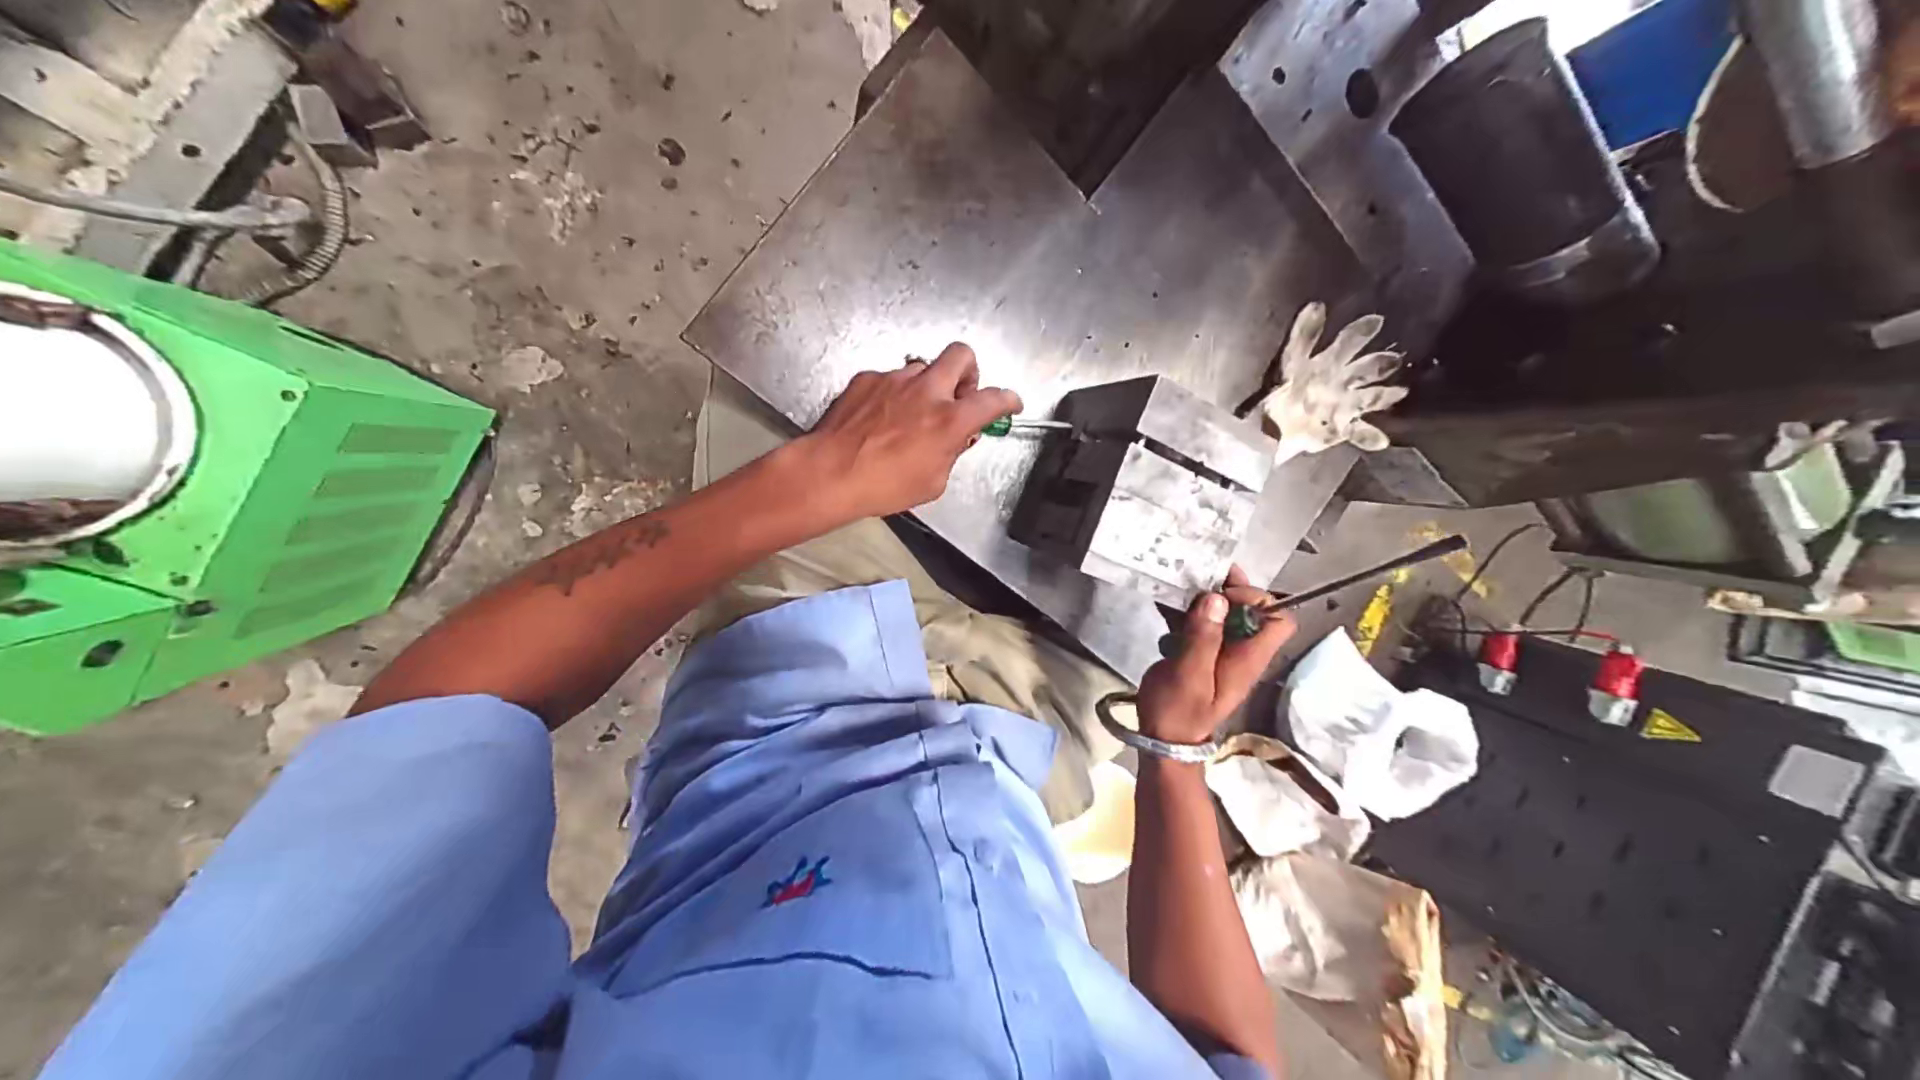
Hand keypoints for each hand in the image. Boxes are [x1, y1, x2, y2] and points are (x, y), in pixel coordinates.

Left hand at [801, 343, 1020, 520]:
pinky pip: (889, 379)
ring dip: (926, 386)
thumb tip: (956, 439)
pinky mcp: (867, 379)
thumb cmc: (882, 486)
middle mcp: (926, 391)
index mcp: (949, 420)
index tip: (1010, 403)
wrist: (830, 473)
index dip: (1008, 400)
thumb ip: (951, 453)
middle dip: (969, 372)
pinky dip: (893, 394)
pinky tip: (881, 418)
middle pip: (961, 355)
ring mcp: (894, 380)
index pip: (993, 399)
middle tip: (961, 393)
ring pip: (922, 368)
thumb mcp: (932, 482)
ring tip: (912, 413)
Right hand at [1136, 566, 1295, 744]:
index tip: (1222, 597)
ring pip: (1225, 615)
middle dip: (1229, 591)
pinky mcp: (1200, 654)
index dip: (1256, 600)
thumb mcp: (1189, 675)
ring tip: (1180, 587)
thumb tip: (1217, 599)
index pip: (1278, 619)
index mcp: (1248, 658)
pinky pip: (1202, 625)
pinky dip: (1188, 612)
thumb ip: (1203, 637)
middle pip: (1252, 612)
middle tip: (1200, 577)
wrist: (1164, 741)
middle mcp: (1241, 652)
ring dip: (1206, 599)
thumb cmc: (1179, 711)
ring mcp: (1221, 653)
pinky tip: (1167, 603)